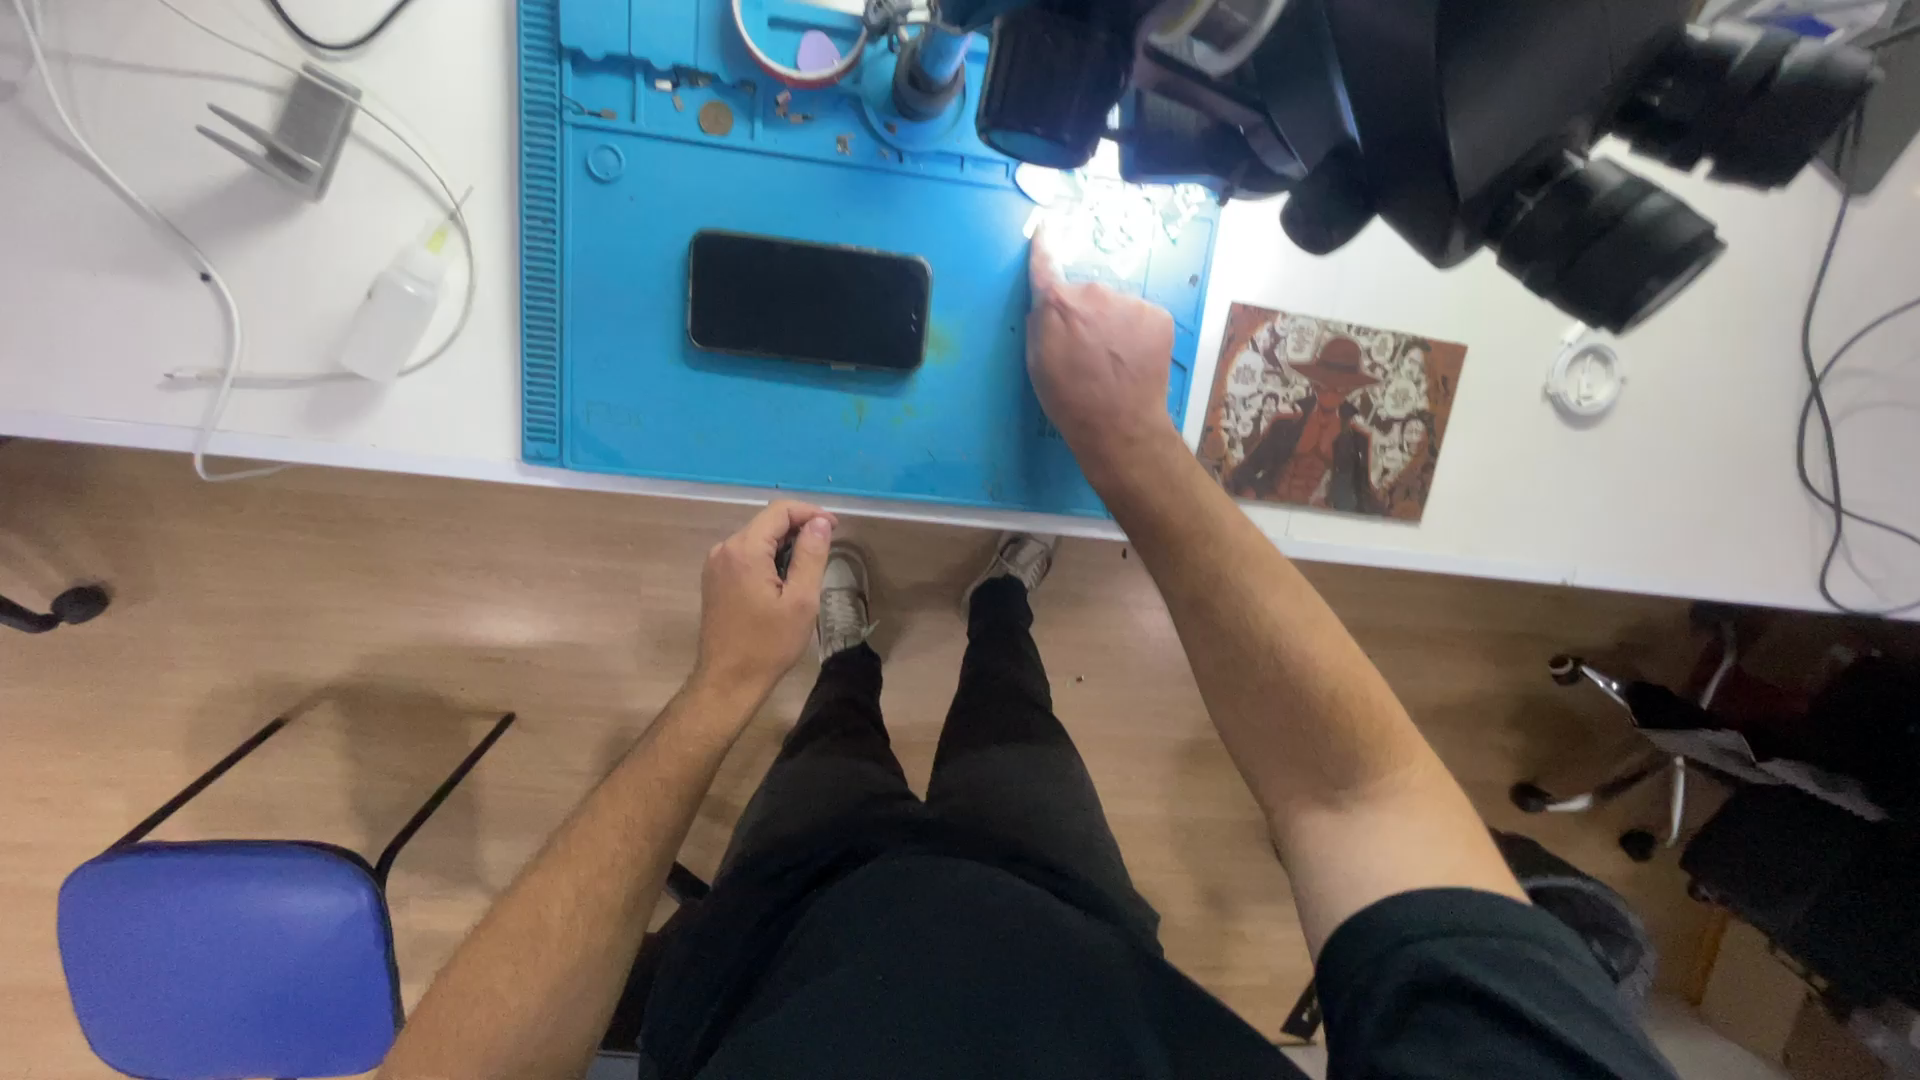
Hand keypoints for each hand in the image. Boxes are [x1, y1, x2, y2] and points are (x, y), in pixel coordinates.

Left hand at [693, 500, 835, 704]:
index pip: (779, 511)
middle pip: (767, 522)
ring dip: (785, 544)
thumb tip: (820, 523)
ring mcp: (716, 564)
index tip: (834, 529)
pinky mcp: (715, 579)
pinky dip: (769, 557)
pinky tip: (785, 579)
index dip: (810, 513)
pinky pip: (746, 554)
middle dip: (799, 528)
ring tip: (809, 568)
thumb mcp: (801, 600)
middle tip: (826, 549)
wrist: (728, 680)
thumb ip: (811, 555)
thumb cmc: (768, 644)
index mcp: (745, 550)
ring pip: (757, 538)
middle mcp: (725, 549)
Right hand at [1027, 227, 1181, 486]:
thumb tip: (1047, 305)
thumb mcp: (1036, 362)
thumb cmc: (1068, 398)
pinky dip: (1137, 334)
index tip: (1046, 228)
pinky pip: (1141, 317)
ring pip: (1116, 307)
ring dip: (1113, 325)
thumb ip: (1040, 324)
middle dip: (1086, 316)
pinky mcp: (1158, 315)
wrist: (1117, 424)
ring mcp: (1129, 301)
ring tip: (1113, 362)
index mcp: (1057, 303)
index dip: (1043, 246)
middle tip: (1087, 352)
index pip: (1045, 265)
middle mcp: (1094, 291)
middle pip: (1087, 295)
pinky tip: (1133, 360)